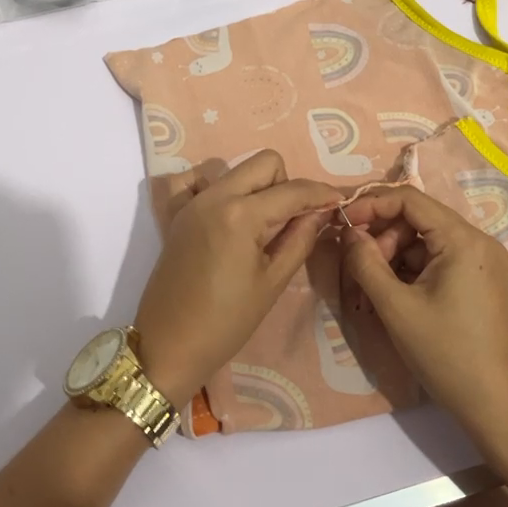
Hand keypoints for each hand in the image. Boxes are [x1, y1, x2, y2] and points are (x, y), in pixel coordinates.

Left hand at [133, 151, 340, 404]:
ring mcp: (193, 201)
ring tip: (265, 225)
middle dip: (288, 184)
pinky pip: (201, 182)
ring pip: (237, 170)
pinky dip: (221, 190)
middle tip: (295, 220)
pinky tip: (230, 216)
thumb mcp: (272, 283)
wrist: (168, 344)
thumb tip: (320, 213)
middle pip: (265, 163)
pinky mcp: (178, 213)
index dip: (322, 194)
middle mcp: (215, 195)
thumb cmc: (226, 321)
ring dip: (259, 186)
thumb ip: (299, 239)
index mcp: (241, 213)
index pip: (293, 190)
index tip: (339, 203)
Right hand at [338, 186, 507, 443]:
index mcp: (463, 240)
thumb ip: (366, 262)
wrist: (495, 404)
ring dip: (394, 254)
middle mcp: (478, 242)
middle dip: (382, 235)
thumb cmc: (445, 353)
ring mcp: (482, 262)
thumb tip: (348, 233)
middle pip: (417, 219)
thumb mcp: (396, 307)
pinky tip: (394, 294)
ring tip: (373, 285)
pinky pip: (437, 259)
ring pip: (424, 241)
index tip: (340, 222)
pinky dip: (411, 269)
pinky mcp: (479, 281)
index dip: (371, 205)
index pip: (410, 199)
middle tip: (357, 263)